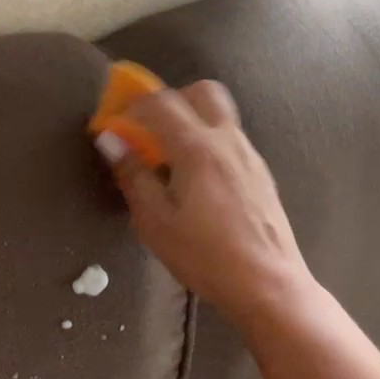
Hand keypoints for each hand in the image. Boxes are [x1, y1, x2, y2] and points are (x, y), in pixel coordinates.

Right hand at [94, 80, 316, 323]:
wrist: (269, 286)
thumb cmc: (204, 256)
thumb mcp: (154, 221)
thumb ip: (132, 175)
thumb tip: (110, 141)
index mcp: (197, 150)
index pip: (161, 102)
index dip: (132, 105)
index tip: (115, 123)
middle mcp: (227, 142)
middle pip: (202, 92)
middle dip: (171, 99)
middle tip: (149, 127)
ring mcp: (249, 156)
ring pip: (220, 114)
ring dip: (191, 120)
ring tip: (170, 157)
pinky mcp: (261, 174)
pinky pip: (230, 139)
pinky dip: (208, 141)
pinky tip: (196, 180)